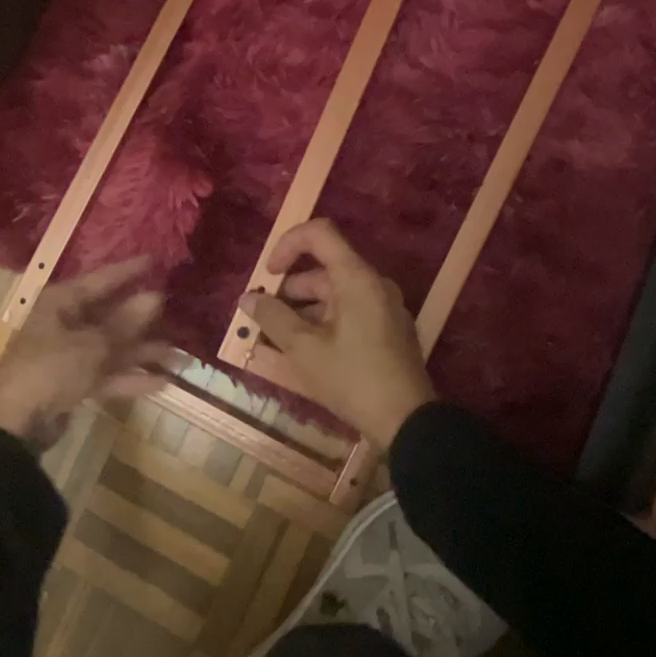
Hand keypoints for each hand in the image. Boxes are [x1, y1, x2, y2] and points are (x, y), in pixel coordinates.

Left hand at [0, 257, 172, 452]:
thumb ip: (125, 323)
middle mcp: (65, 323)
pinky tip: (163, 382)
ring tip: (182, 358)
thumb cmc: (50, 369)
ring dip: (144, 353)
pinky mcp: (73, 383)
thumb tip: (156, 296)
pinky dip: (130, 378)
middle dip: (144, 320)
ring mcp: (69, 355)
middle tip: (178, 311)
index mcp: (61, 303)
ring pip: (113, 348)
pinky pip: (107, 374)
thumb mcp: (91, 345)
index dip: (130, 271)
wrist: (15, 423)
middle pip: (110, 316)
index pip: (101, 280)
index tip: (157, 260)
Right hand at [240, 219, 434, 449]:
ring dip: (303, 308)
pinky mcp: (388, 329)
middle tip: (265, 316)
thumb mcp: (303, 349)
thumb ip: (273, 317)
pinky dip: (323, 320)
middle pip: (324, 268)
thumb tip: (248, 299)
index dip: (287, 245)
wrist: (407, 422)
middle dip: (289, 288)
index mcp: (357, 278)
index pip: (319, 234)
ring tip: (278, 338)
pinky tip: (305, 350)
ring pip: (335, 293)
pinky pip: (349, 311)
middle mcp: (374, 284)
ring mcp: (384, 307)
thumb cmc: (352, 378)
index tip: (268, 275)